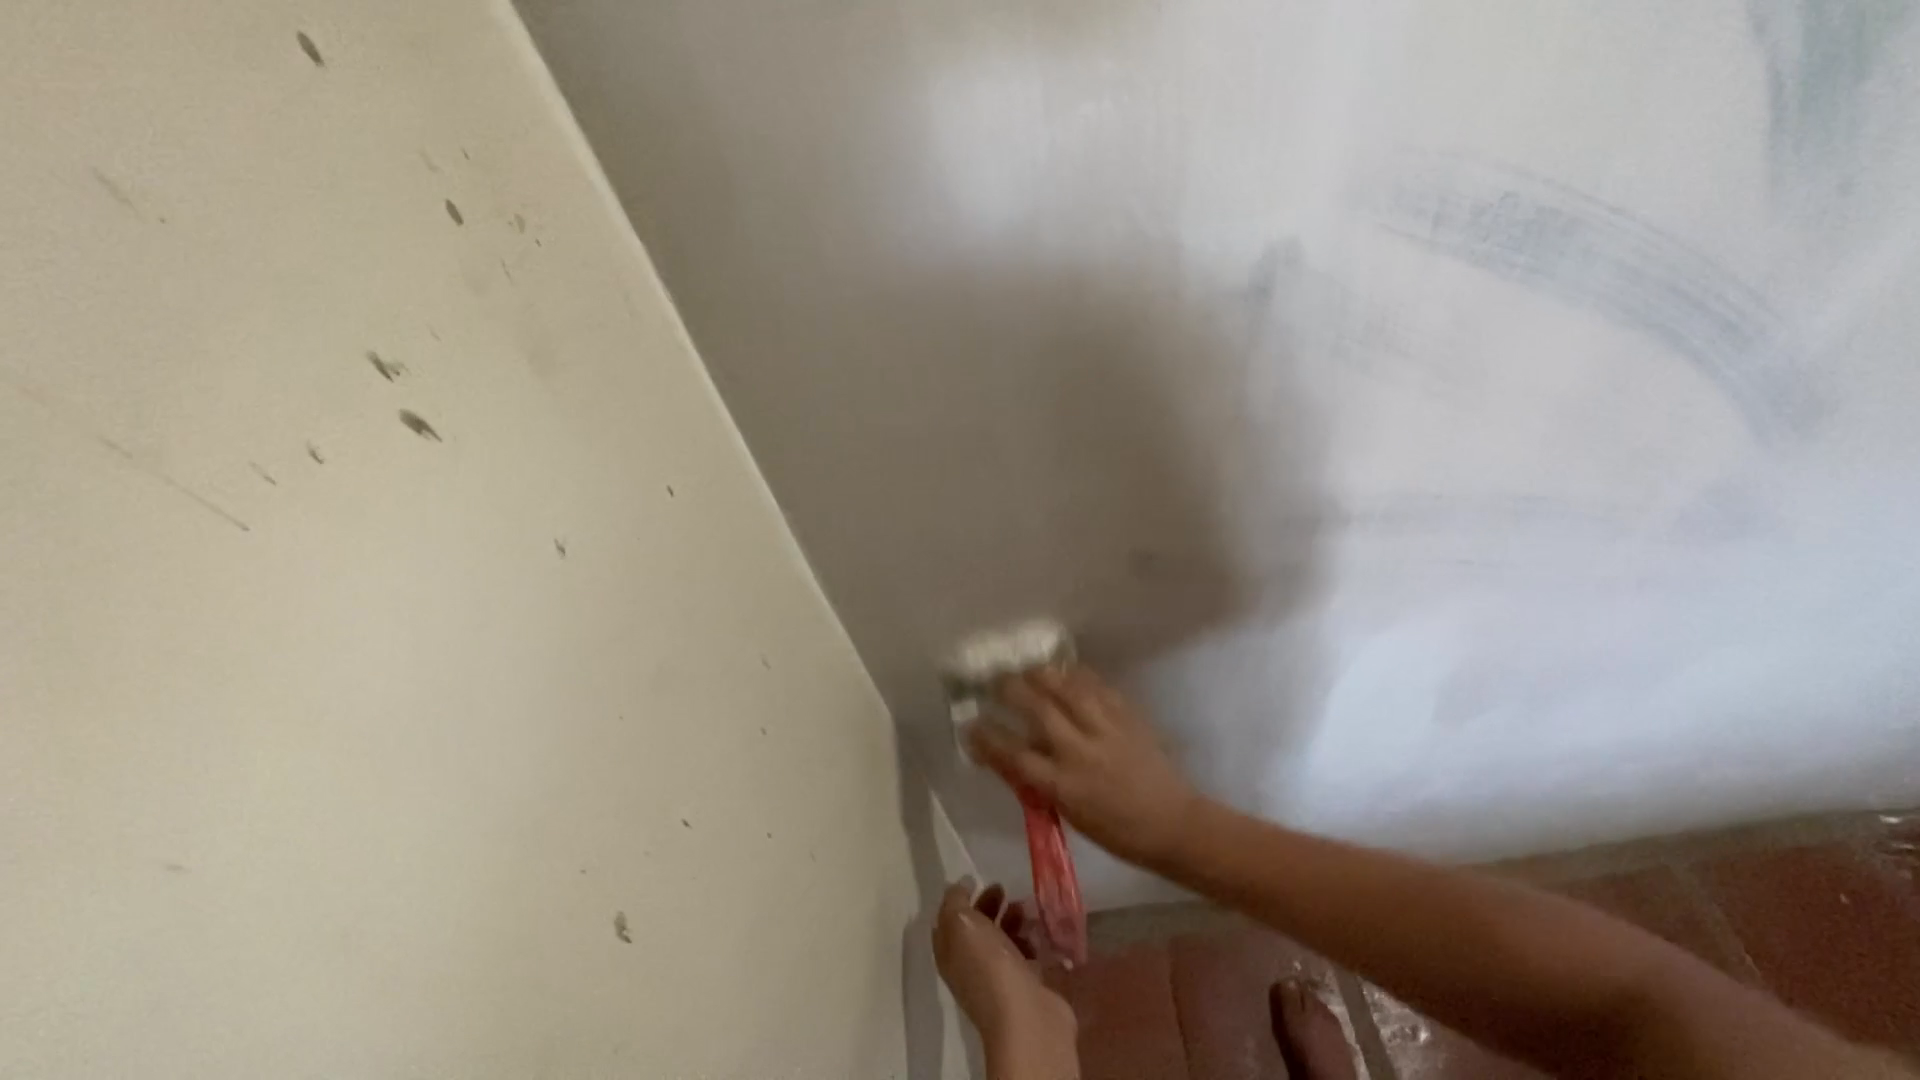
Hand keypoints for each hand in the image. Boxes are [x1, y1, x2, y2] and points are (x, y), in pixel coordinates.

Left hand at [932, 879, 1073, 1047]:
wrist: (1027, 1017)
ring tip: (1026, 907)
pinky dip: (1032, 939)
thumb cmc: (989, 967)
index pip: (947, 923)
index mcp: (950, 955)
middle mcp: (970, 968)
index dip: (958, 900)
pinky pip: (1026, 955)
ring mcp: (999, 979)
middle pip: (976, 930)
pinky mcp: (1026, 985)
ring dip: (1012, 920)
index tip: (975, 880)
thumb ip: (955, 903)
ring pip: (1003, 941)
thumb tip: (958, 887)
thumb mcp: (962, 926)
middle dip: (988, 906)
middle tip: (1003, 888)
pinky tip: (1041, 928)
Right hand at [970, 665, 1197, 867]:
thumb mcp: (1069, 812)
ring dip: (1041, 674)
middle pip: (1037, 709)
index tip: (970, 725)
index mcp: (1064, 786)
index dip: (988, 737)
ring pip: (1067, 688)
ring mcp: (1107, 730)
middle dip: (1010, 690)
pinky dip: (1076, 675)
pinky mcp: (1128, 717)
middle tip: (994, 681)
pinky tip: (1064, 671)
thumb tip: (1012, 753)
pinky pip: (1097, 687)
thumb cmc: (1117, 830)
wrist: (1173, 824)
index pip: (1015, 754)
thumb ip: (1040, 781)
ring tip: (1025, 669)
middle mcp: (1081, 752)